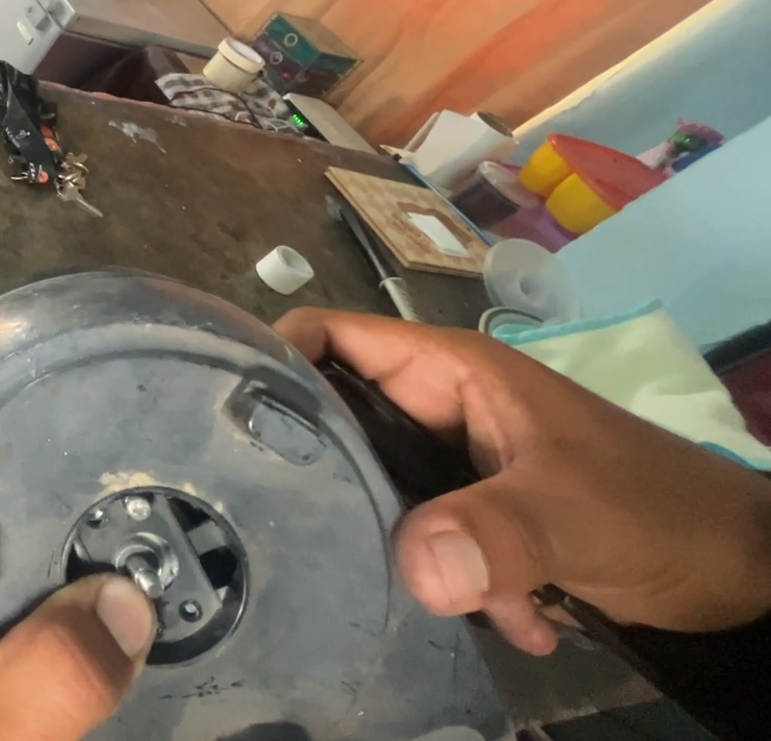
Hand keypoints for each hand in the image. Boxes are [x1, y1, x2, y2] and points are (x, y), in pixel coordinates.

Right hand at [277, 308, 770, 654]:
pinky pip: (403, 520)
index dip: (270, 357)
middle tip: (287, 513)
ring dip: (385, 533)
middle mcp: (424, 402)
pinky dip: (435, 567)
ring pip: (361, 474)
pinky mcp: (456, 503)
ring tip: (415, 584)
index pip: (322, 335)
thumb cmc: (661, 510)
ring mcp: (439, 453)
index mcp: (437, 369)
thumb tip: (412, 570)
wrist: (755, 582)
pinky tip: (487, 615)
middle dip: (316, 466)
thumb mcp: (578, 513)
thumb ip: (497, 533)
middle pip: (326, 411)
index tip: (231, 415)